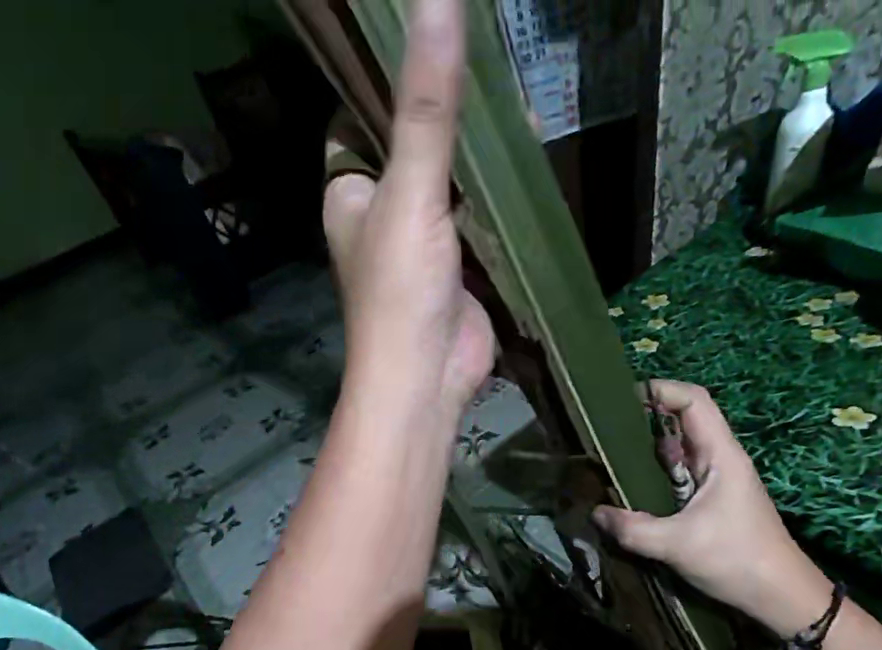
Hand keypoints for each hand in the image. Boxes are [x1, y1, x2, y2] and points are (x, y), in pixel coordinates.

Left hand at [322, 0, 493, 421]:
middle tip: (496, 71)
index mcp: (351, 189)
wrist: (428, 380)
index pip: (365, 113)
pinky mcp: (462, 269)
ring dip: (480, 158)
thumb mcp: (411, 192)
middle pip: (416, 145)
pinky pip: (480, 221)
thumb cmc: (401, 290)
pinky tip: (529, 172)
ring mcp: (426, 242)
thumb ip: (426, 109)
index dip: (394, 75)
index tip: (434, 40)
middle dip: (451, 115)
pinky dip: (500, 201)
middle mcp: (384, 211)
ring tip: (521, 109)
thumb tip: (437, 3)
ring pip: (453, 184)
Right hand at [592, 381, 833, 636]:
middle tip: (606, 431)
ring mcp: (718, 482)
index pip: (694, 400)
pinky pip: (682, 478)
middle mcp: (721, 461)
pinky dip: (658, 478)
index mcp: (721, 455)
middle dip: (646, 421)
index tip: (624, 398)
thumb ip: (633, 529)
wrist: (779, 595)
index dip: (661, 390)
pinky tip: (633, 491)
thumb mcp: (678, 545)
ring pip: (680, 453)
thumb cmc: (736, 560)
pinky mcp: (714, 504)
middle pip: (683, 423)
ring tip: (611, 458)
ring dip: (649, 453)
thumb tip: (596, 513)